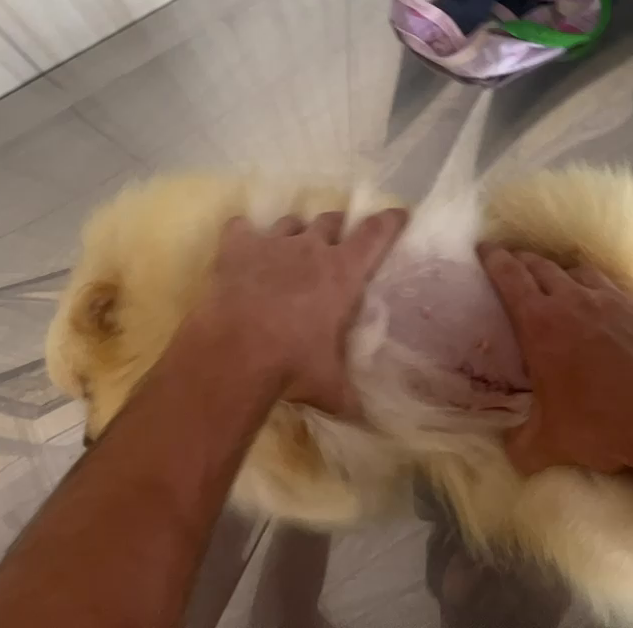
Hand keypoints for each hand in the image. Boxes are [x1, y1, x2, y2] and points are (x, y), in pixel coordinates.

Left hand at [190, 209, 407, 414]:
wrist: (235, 352)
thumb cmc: (292, 367)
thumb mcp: (331, 388)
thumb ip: (348, 395)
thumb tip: (362, 417)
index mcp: (343, 273)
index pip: (375, 235)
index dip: (389, 222)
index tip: (398, 214)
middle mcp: (309, 247)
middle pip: (329, 221)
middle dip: (336, 228)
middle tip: (335, 242)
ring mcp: (271, 242)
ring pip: (289, 222)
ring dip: (294, 233)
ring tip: (290, 248)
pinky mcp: (235, 246)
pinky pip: (240, 227)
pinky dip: (244, 235)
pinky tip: (242, 247)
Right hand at [480, 243, 632, 475]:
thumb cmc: (603, 423)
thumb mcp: (551, 443)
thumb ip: (523, 444)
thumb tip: (510, 452)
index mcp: (540, 321)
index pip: (509, 275)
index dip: (494, 258)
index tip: (485, 249)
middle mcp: (575, 300)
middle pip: (543, 266)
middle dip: (526, 261)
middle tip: (517, 265)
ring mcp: (619, 302)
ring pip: (586, 274)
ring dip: (571, 277)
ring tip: (569, 289)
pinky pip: (632, 302)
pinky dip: (623, 309)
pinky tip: (628, 327)